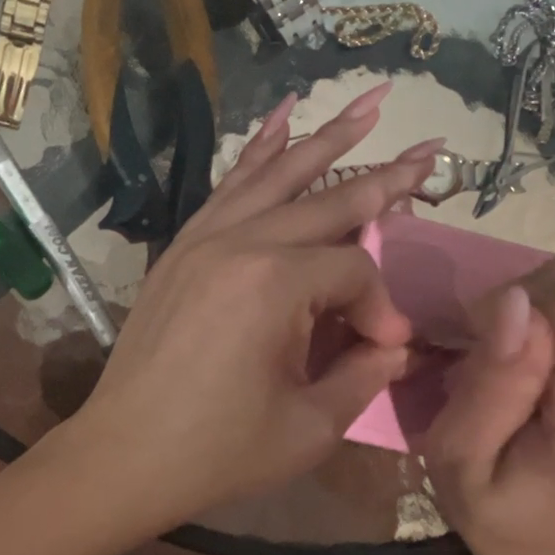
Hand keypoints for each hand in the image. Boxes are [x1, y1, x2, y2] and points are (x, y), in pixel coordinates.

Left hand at [71, 82, 438, 531]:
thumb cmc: (216, 451)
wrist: (123, 452)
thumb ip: (363, 374)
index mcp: (273, 284)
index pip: (354, 270)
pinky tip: (276, 127)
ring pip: (270, 178)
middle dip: (382, 177)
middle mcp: (235, 245)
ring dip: (320, 142)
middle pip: (322, 203)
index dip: (380, 306)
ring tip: (365, 103)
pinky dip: (253, 157)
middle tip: (431, 148)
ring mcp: (199, 242)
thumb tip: (393, 343)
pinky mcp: (177, 252)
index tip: (384, 346)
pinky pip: (223, 191)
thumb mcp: (310, 425)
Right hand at [422, 254, 554, 554]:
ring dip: (551, 314)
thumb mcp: (457, 456)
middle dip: (534, 302)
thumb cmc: (493, 505)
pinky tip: (552, 371)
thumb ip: (491, 382)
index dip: (525, 302)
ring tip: (520, 364)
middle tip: (492, 349)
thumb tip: (512, 299)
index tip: (477, 334)